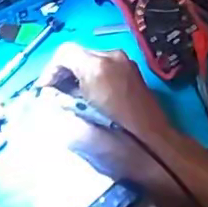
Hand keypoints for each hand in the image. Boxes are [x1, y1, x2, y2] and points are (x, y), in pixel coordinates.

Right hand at [37, 42, 192, 192]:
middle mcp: (112, 57)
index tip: (45, 92)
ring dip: (77, 76)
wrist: (162, 153)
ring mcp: (125, 62)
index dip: (49, 71)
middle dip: (62, 74)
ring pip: (91, 59)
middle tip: (54, 99)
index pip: (64, 53)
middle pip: (77, 54)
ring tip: (71, 102)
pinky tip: (91, 101)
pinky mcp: (133, 72)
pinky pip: (105, 66)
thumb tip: (46, 102)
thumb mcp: (82, 133)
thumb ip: (60, 112)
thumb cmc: (122, 145)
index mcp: (98, 68)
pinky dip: (92, 77)